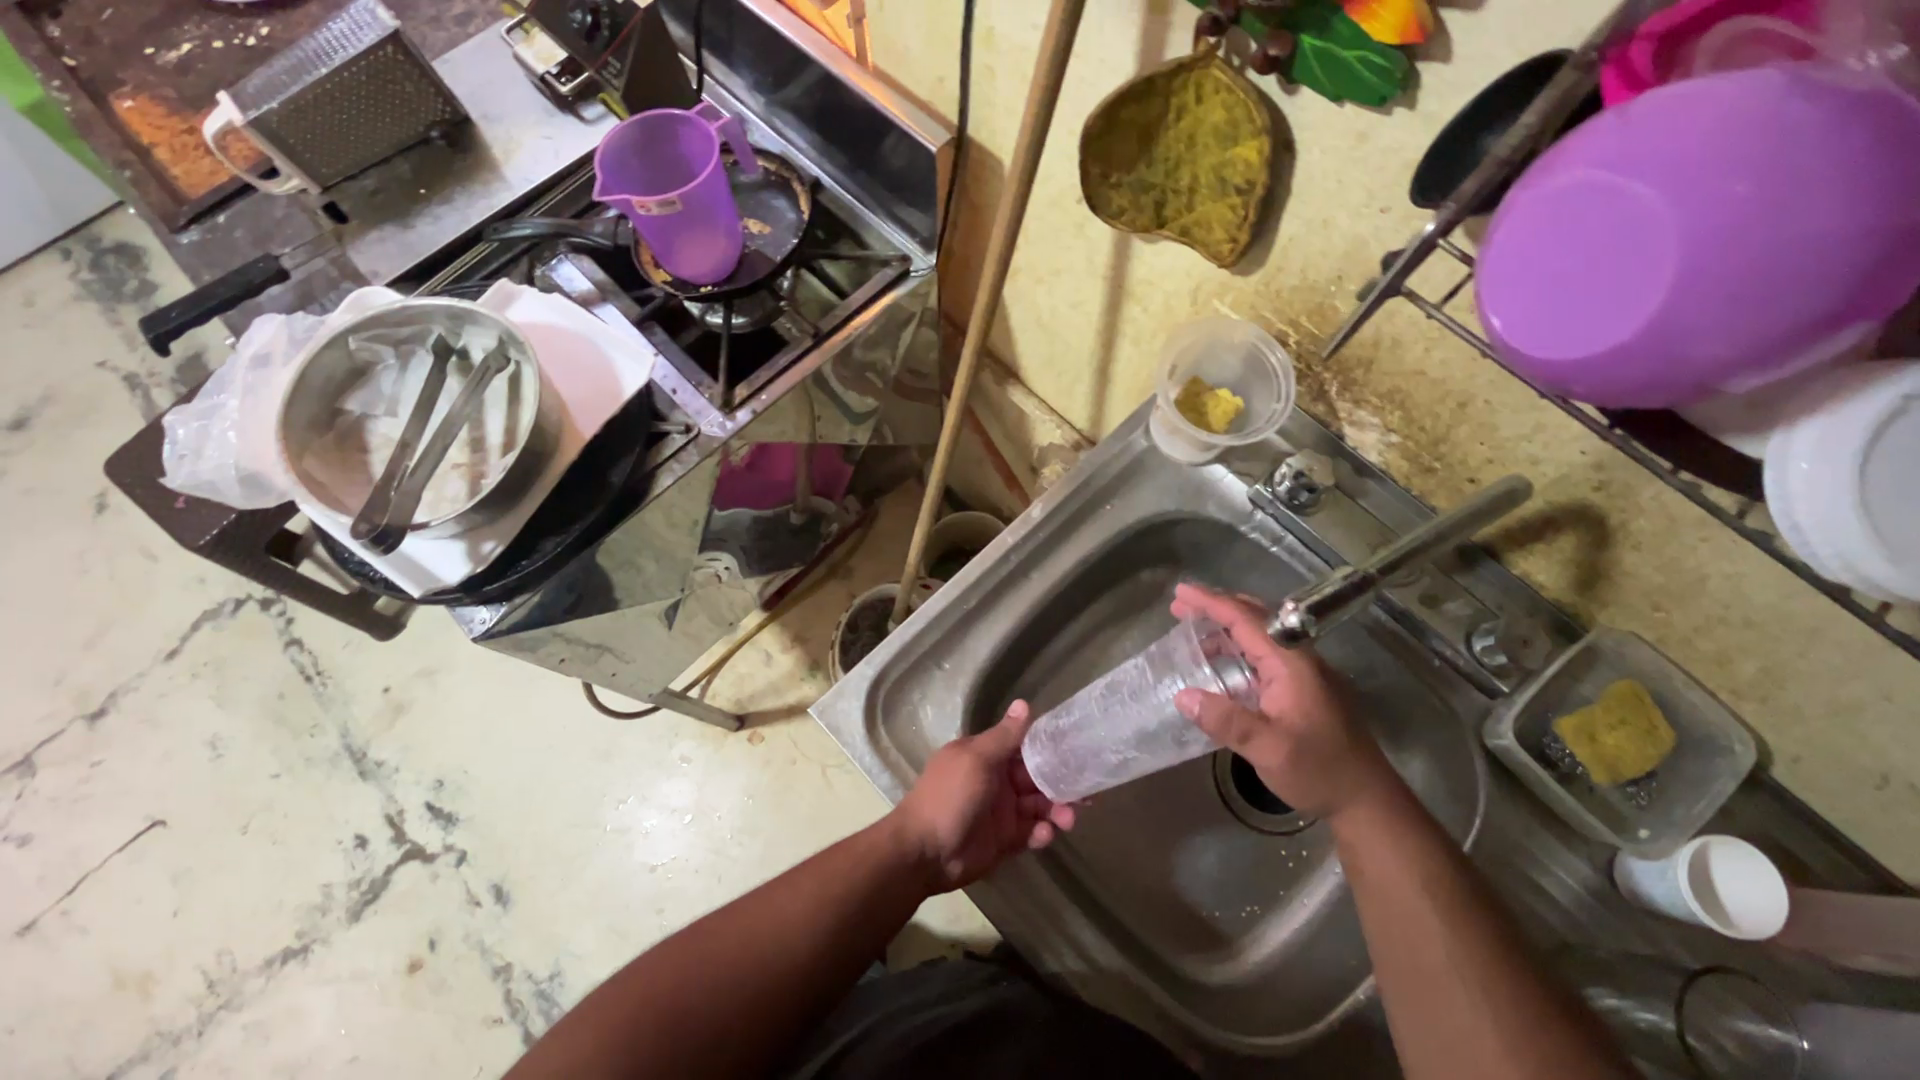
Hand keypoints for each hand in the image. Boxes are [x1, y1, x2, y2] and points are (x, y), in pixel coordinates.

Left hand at [887, 701, 1076, 893]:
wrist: (925, 852)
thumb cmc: (950, 797)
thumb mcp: (976, 760)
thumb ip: (1005, 737)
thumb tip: (1024, 703)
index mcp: (986, 756)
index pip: (1024, 747)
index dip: (1050, 749)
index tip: (1078, 750)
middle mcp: (996, 781)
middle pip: (1037, 778)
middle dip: (1061, 784)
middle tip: (1087, 794)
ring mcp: (1001, 812)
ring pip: (1039, 806)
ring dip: (1057, 810)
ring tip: (1068, 820)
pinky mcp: (1005, 840)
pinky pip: (1031, 832)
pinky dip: (1042, 833)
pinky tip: (1044, 835)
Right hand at [1171, 583, 1395, 820]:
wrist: (1366, 799)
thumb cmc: (1319, 771)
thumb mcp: (1268, 750)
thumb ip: (1226, 721)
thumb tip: (1183, 696)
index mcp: (1292, 665)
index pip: (1247, 620)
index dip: (1211, 603)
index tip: (1180, 592)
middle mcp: (1300, 661)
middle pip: (1257, 619)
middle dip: (1218, 608)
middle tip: (1181, 607)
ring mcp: (1305, 676)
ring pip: (1262, 638)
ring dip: (1228, 630)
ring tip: (1194, 634)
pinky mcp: (1304, 692)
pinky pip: (1266, 657)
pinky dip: (1240, 651)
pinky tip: (1223, 667)